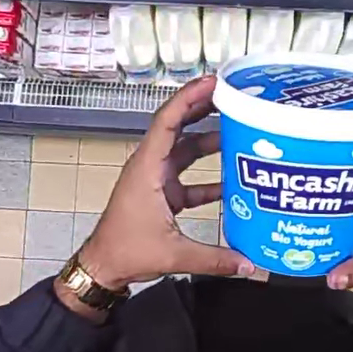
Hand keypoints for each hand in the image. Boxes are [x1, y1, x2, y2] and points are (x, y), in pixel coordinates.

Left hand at [75, 76, 253, 293]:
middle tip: (230, 97)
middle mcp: (150, 168)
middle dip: (202, 109)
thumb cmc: (124, 251)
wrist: (104, 267)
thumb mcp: (174, 254)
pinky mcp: (161, 195)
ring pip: (184, 151)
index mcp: (147, 170)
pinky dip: (208, 177)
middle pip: (177, 128)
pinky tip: (231, 181)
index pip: (167, 121)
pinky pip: (188, 178)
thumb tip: (248, 264)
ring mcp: (155, 181)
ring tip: (236, 130)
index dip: (190, 99)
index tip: (212, 84)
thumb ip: (216, 259)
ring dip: (208, 140)